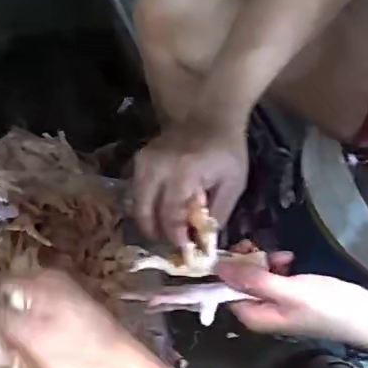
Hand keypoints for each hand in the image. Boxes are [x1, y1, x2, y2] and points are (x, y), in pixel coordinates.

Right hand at [0, 270, 163, 367]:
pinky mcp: (75, 318)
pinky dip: (33, 340)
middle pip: (10, 300)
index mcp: (39, 280)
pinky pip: (41, 324)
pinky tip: (36, 360)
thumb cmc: (74, 356)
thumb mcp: (27, 338)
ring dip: (16, 337)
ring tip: (16, 361)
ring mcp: (66, 299)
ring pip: (25, 314)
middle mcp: (52, 282)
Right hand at [131, 120, 248, 249]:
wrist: (206, 118)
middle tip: (170, 243)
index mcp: (183, 173)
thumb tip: (203, 242)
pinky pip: (134, 194)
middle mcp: (156, 169)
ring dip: (148, 222)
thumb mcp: (233, 183)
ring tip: (164, 230)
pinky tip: (159, 212)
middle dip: (156, 234)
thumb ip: (218, 213)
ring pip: (135, 205)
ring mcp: (142, 164)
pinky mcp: (136, 162)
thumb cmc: (225, 151)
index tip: (183, 250)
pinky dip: (144, 208)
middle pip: (145, 213)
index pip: (170, 215)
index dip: (175, 237)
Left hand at [217, 260, 367, 348]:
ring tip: (283, 255)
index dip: (227, 269)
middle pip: (239, 282)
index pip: (224, 291)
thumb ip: (252, 280)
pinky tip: (291, 258)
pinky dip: (279, 265)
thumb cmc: (327, 306)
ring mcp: (275, 303)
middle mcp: (260, 312)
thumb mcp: (287, 291)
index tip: (234, 249)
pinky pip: (274, 277)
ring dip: (265, 261)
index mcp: (253, 316)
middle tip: (255, 245)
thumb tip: (218, 269)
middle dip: (246, 262)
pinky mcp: (290, 295)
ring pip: (257, 276)